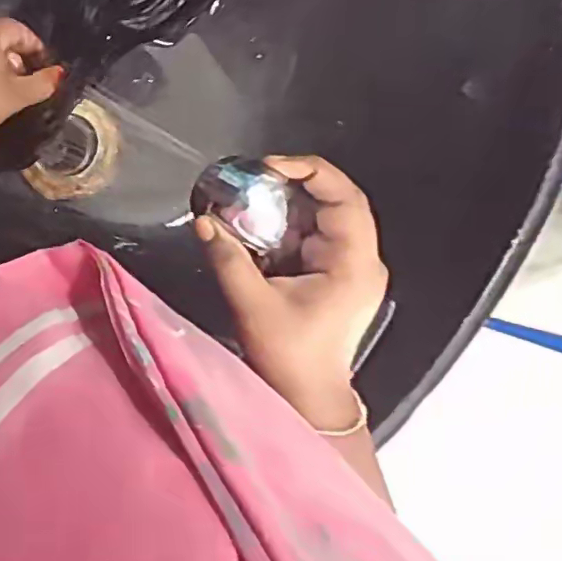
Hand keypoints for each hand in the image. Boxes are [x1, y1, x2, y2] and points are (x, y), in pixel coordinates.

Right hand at [196, 155, 387, 429]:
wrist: (307, 394)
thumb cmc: (288, 354)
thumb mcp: (252, 303)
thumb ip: (228, 258)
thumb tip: (204, 221)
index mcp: (353, 264)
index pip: (346, 200)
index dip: (312, 172)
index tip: (269, 166)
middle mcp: (357, 260)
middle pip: (334, 203)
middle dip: (293, 183)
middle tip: (251, 175)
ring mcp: (345, 267)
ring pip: (318, 218)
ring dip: (283, 204)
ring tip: (245, 195)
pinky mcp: (328, 275)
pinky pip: (306, 236)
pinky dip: (279, 224)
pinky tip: (251, 223)